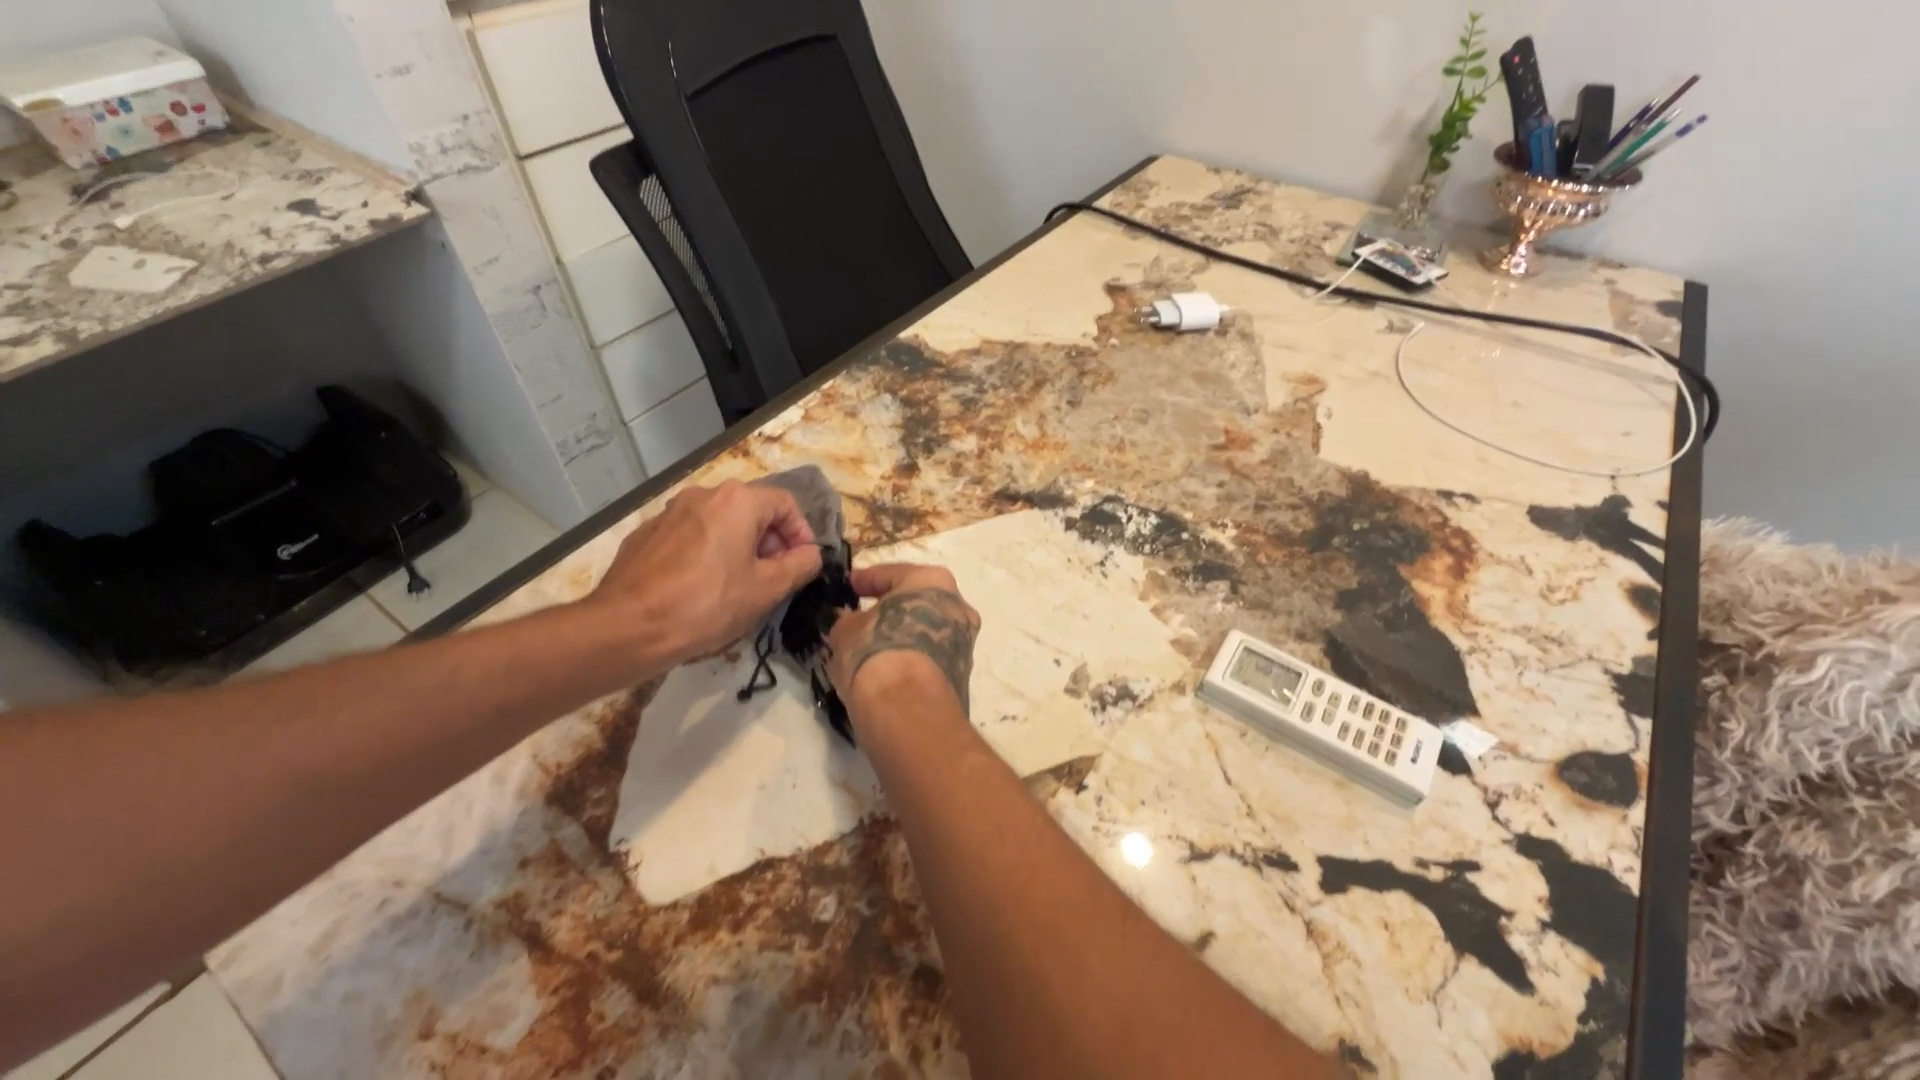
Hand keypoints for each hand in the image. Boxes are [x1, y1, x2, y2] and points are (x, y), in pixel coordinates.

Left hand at [592, 481, 822, 664]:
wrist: (629, 626)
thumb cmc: (707, 604)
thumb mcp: (766, 589)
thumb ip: (799, 566)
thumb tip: (810, 554)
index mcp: (737, 501)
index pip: (785, 504)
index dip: (801, 534)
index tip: (802, 565)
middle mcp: (702, 495)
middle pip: (750, 511)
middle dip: (769, 543)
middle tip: (773, 579)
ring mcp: (669, 513)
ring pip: (718, 524)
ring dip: (737, 549)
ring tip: (738, 587)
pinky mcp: (646, 535)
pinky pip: (689, 538)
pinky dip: (704, 555)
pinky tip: (700, 590)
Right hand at [827, 563, 980, 713]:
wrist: (908, 710)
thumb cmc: (877, 650)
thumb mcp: (845, 631)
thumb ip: (846, 621)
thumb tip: (846, 623)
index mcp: (933, 581)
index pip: (892, 574)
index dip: (864, 580)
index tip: (846, 587)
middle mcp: (958, 607)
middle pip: (915, 604)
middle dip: (887, 612)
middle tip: (857, 620)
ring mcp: (964, 644)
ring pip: (923, 634)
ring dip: (897, 638)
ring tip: (865, 649)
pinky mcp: (960, 677)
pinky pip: (926, 660)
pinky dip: (906, 661)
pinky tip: (881, 672)